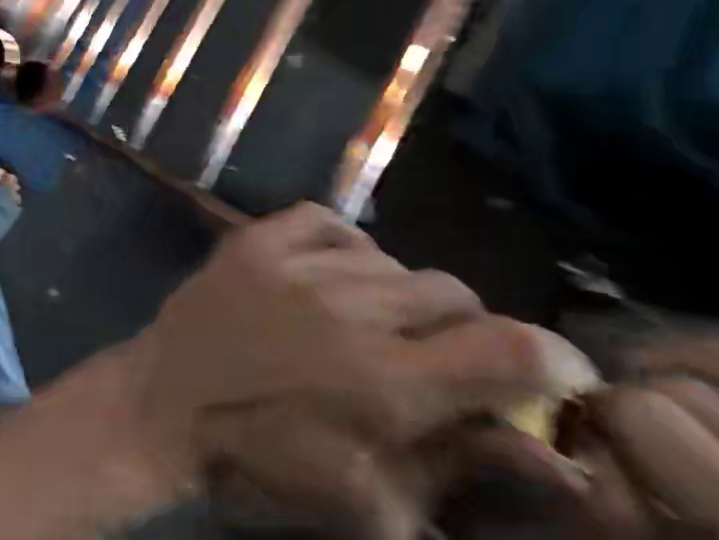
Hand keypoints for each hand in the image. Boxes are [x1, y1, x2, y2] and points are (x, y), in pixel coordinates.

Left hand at [126, 203, 598, 538]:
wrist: (161, 405)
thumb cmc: (262, 463)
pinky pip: (324, 219)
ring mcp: (295, 264)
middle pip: (455, 293)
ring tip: (378, 321)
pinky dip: (346, 244)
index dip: (551, 362)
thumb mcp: (370, 499)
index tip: (549, 376)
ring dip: (402, 293)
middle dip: (468, 329)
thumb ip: (461, 468)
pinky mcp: (252, 240)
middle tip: (441, 357)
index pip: (511, 347)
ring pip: (392, 259)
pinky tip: (337, 273)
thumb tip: (557, 457)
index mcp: (388, 382)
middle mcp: (349, 309)